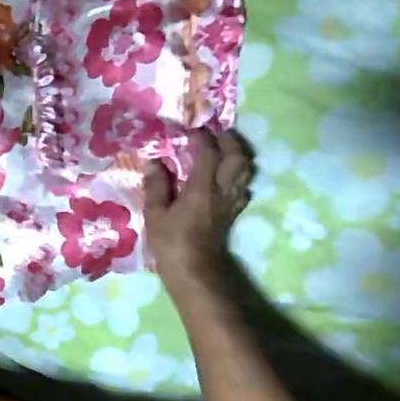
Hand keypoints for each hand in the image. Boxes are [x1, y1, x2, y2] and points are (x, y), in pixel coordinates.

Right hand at [145, 129, 252, 290]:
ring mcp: (232, 202)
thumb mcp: (155, 213)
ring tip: (224, 149)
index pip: (208, 154)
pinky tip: (226, 177)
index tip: (191, 129)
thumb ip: (156, 185)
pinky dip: (237, 175)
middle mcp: (223, 191)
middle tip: (216, 133)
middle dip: (229, 141)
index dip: (202, 138)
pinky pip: (243, 186)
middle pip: (237, 157)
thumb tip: (154, 161)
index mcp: (202, 188)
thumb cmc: (170, 242)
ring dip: (237, 155)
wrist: (194, 271)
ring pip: (245, 170)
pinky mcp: (233, 212)